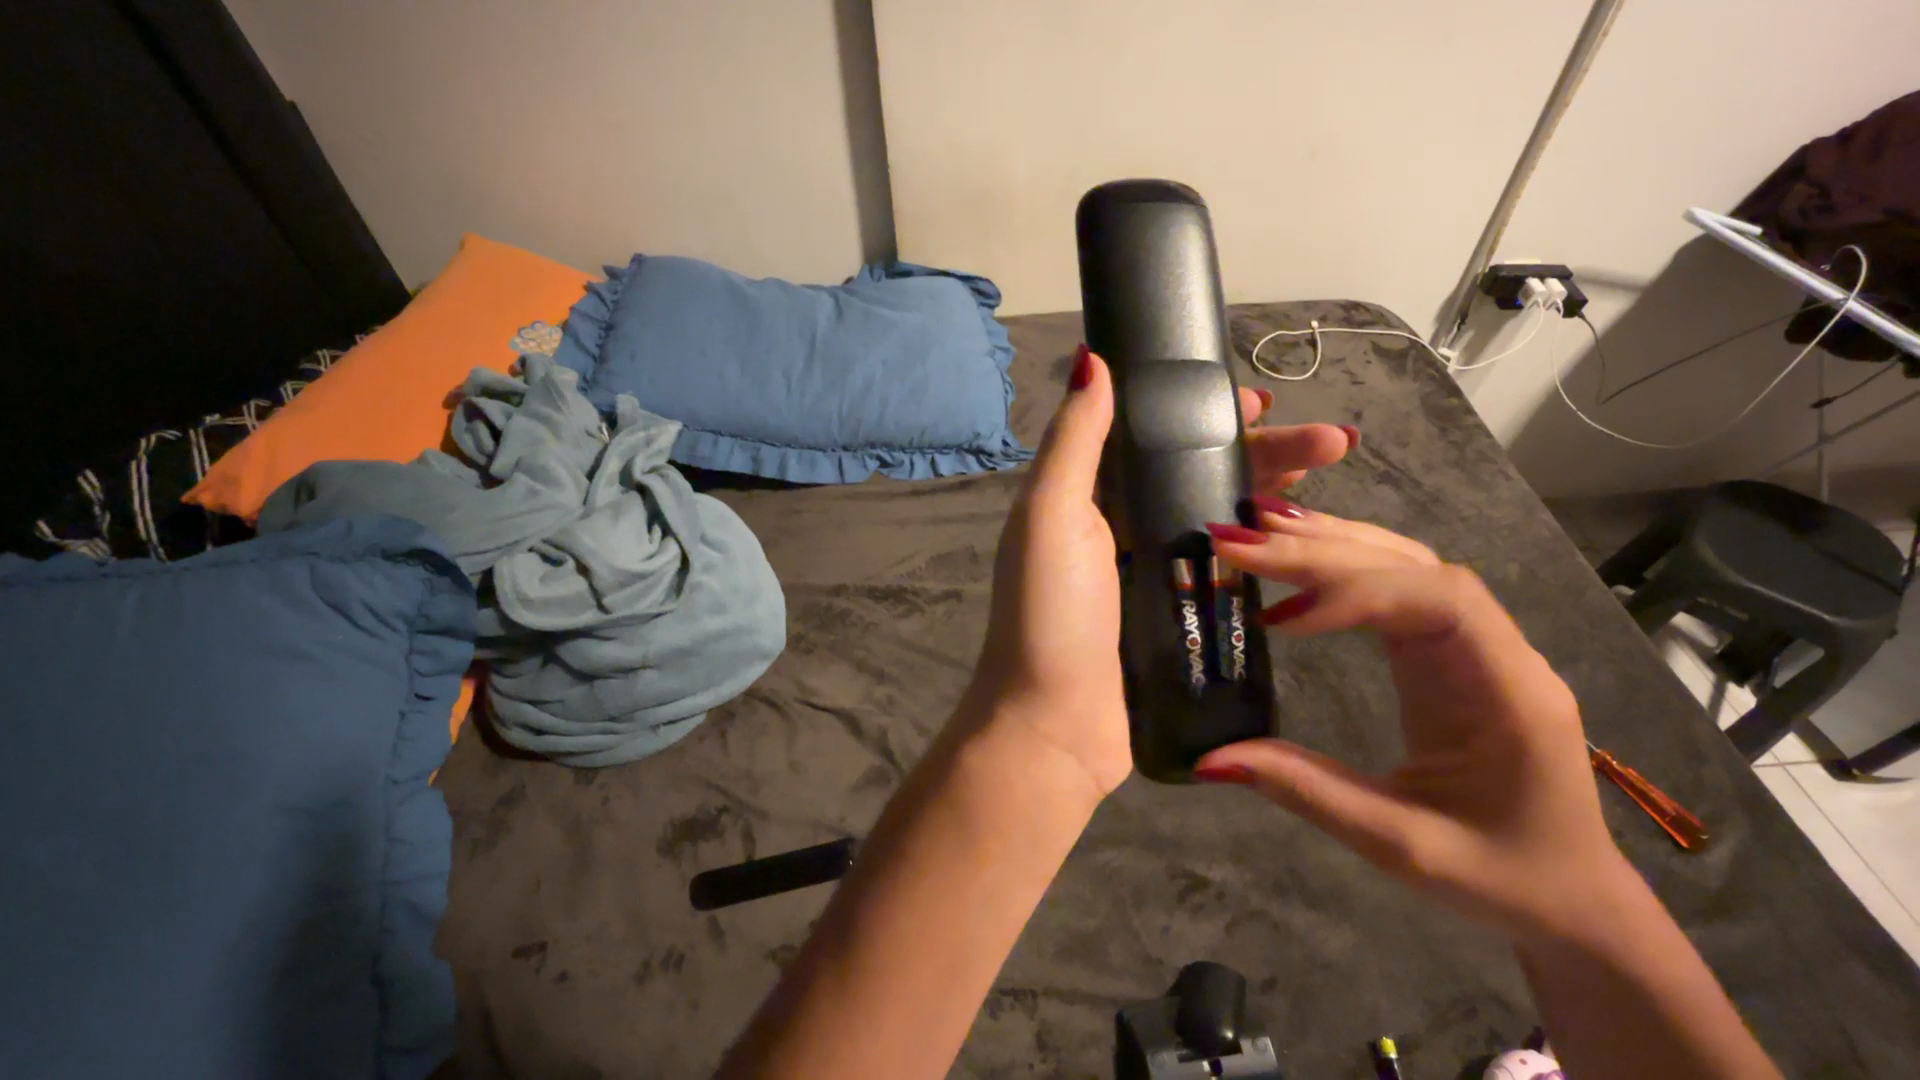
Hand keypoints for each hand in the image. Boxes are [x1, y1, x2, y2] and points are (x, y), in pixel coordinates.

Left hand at [969, 346, 1353, 798]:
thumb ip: (1074, 440)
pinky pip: (1231, 575)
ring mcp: (1155, 578)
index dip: (1207, 415)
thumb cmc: (1051, 614)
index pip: (1157, 438)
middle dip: (1265, 452)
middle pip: (1202, 475)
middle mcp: (1122, 530)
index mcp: (1088, 498)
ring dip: (1277, 496)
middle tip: (1333, 443)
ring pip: (1225, 521)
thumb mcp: (1053, 516)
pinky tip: (1313, 542)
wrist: (1055, 728)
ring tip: (1334, 480)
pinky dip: (1268, 553)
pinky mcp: (1182, 622)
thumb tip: (1092, 358)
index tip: (1258, 401)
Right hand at [1197, 508, 1628, 941]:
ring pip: (1408, 566)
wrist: (1569, 897)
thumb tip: (1210, 759)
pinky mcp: (1450, 654)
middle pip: (1414, 569)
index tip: (1279, 617)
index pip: (1439, 603)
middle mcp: (1499, 652)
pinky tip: (1299, 553)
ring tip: (1257, 526)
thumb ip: (1308, 791)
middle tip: (1237, 540)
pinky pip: (1399, 590)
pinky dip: (1345, 565)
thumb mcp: (1399, 846)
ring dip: (1333, 543)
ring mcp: (1477, 647)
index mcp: (1508, 693)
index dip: (1356, 593)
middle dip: (1324, 550)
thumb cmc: (1500, 877)